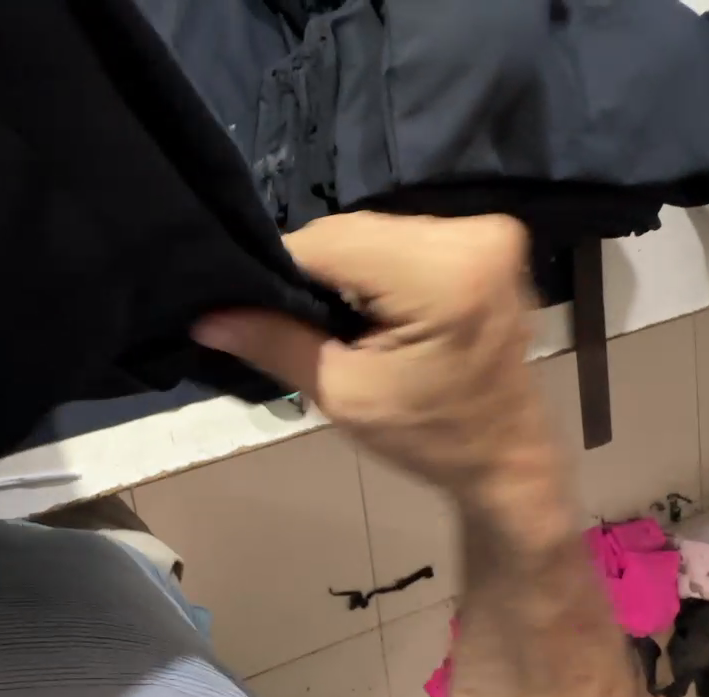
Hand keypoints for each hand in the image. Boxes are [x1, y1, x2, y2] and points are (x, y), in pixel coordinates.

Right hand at [193, 212, 544, 494]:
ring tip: (330, 320)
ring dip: (340, 271)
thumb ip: (273, 344)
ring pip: (371, 233)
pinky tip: (364, 308)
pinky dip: (370, 269)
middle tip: (294, 322)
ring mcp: (484, 231)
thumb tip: (206, 319)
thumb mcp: (340, 393)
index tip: (255, 309)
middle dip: (314, 273)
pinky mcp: (483, 240)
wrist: (502, 454)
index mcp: (442, 272)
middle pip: (352, 232)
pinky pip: (398, 240)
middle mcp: (472, 233)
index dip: (282, 271)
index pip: (327, 242)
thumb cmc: (425, 436)